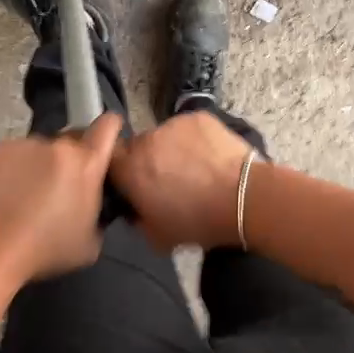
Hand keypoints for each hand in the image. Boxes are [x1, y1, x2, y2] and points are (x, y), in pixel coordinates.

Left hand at [0, 113, 121, 281]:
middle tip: (58, 189)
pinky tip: (4, 194)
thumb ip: (99, 211)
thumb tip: (92, 199)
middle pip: (72, 141)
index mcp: (86, 164)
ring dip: (40, 165)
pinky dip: (14, 168)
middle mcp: (59, 145)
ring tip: (24, 197)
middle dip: (71, 160)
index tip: (103, 143)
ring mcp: (26, 144)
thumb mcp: (91, 243)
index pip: (108, 126)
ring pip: (41, 149)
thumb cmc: (44, 252)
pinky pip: (15, 154)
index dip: (109, 130)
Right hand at [112, 110, 254, 250]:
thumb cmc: (199, 222)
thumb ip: (136, 219)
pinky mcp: (198, 116)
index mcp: (130, 169)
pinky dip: (194, 139)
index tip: (132, 182)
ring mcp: (173, 124)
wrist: (244, 199)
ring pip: (164, 136)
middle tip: (168, 179)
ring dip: (171, 149)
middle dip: (148, 160)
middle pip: (138, 146)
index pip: (109, 159)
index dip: (120, 170)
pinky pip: (188, 128)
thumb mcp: (157, 236)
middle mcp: (146, 140)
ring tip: (194, 167)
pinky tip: (210, 156)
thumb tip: (134, 209)